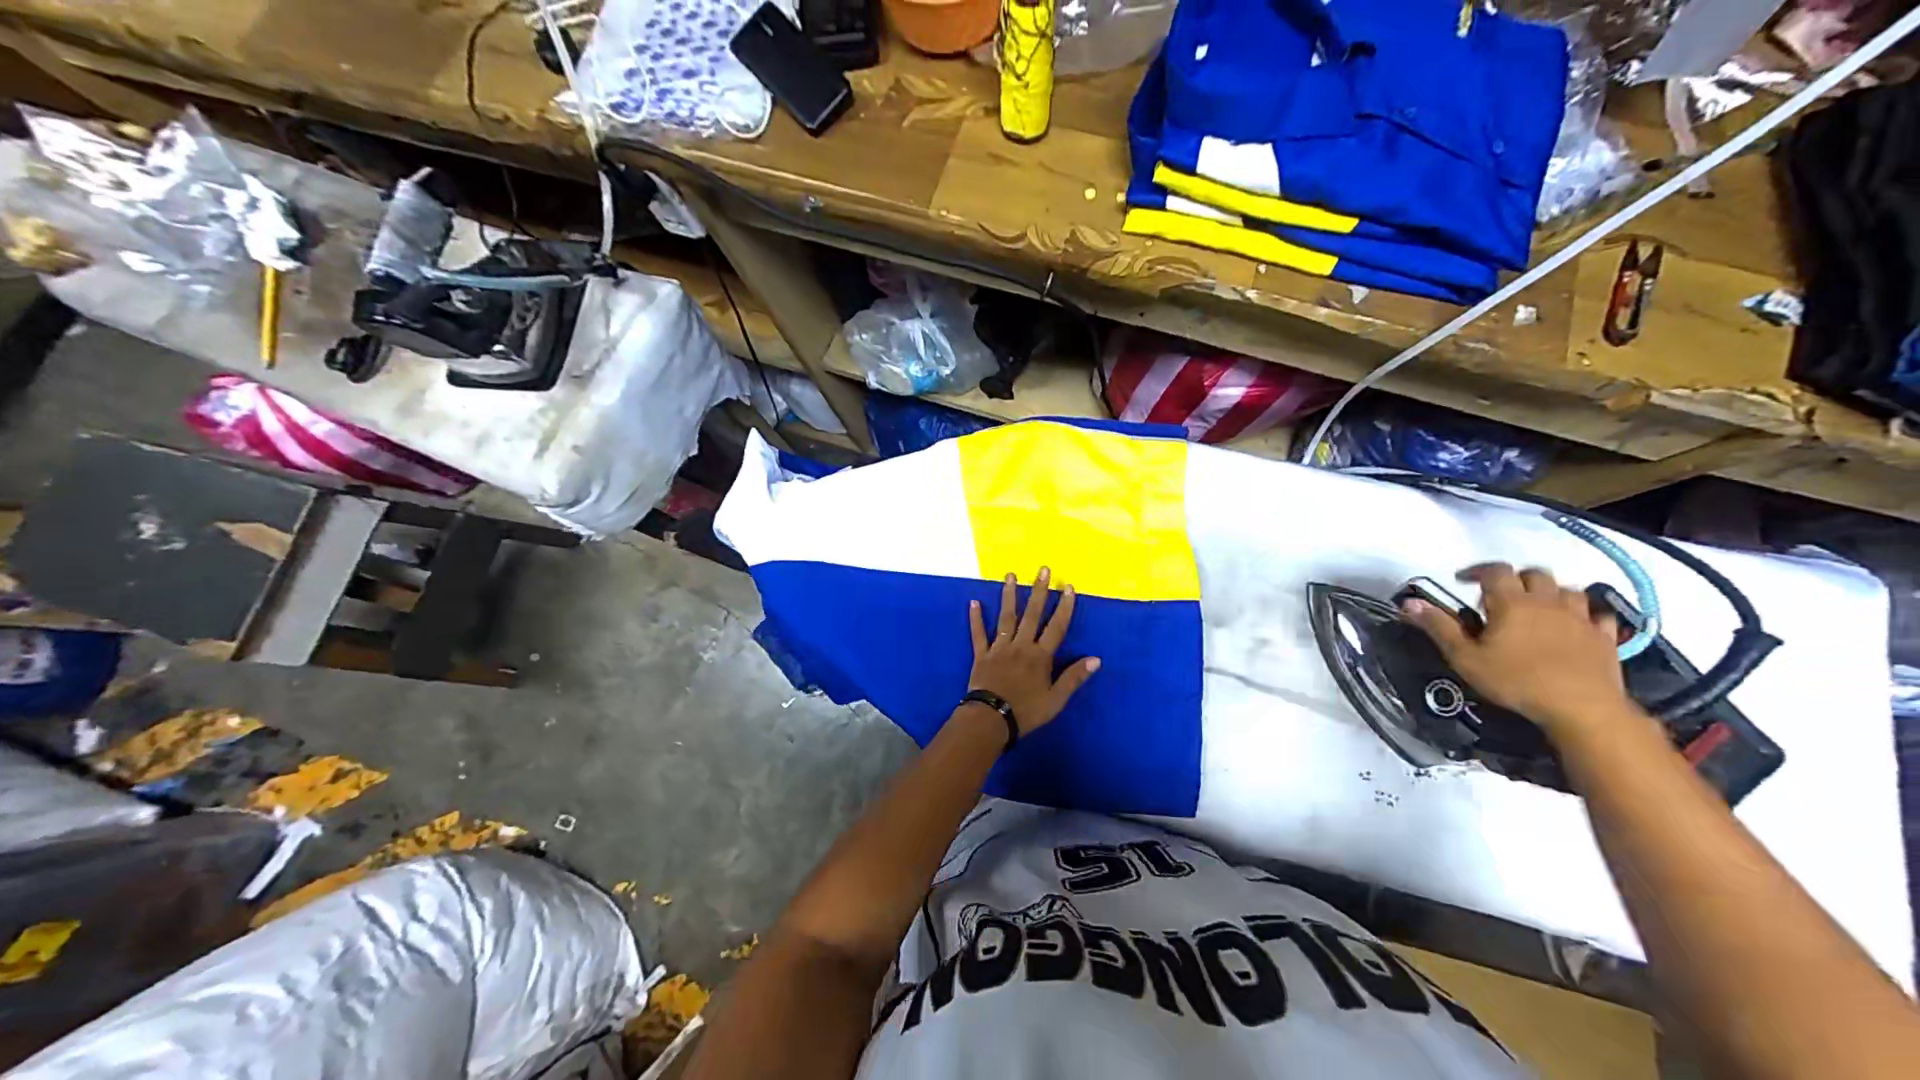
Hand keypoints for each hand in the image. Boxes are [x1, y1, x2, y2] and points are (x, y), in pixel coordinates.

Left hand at [967, 567, 1101, 734]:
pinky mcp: (981, 656)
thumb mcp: (1056, 700)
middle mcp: (1021, 646)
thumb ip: (1074, 678)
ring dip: (1009, 596)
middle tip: (1043, 569)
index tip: (1069, 587)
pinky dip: (976, 618)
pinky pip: (978, 634)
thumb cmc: (1026, 712)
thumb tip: (1096, 658)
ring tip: (1011, 575)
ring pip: (1006, 618)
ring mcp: (999, 649)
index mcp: (1040, 657)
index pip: (1056, 627)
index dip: (1064, 607)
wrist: (990, 719)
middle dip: (1039, 591)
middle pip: (1032, 615)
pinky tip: (974, 602)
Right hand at [1401, 563, 1630, 736]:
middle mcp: (1548, 602)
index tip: (1462, 580)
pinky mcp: (1604, 637)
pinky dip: (1584, 614)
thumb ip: (1439, 627)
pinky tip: (1575, 624)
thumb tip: (1410, 602)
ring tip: (1536, 608)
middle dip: (1515, 579)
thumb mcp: (1465, 657)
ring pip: (1568, 590)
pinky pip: (1598, 614)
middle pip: (1534, 574)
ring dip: (1550, 593)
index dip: (1477, 570)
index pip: (1495, 571)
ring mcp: (1581, 618)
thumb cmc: (1516, 681)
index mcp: (1512, 602)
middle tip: (1499, 596)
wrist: (1581, 708)